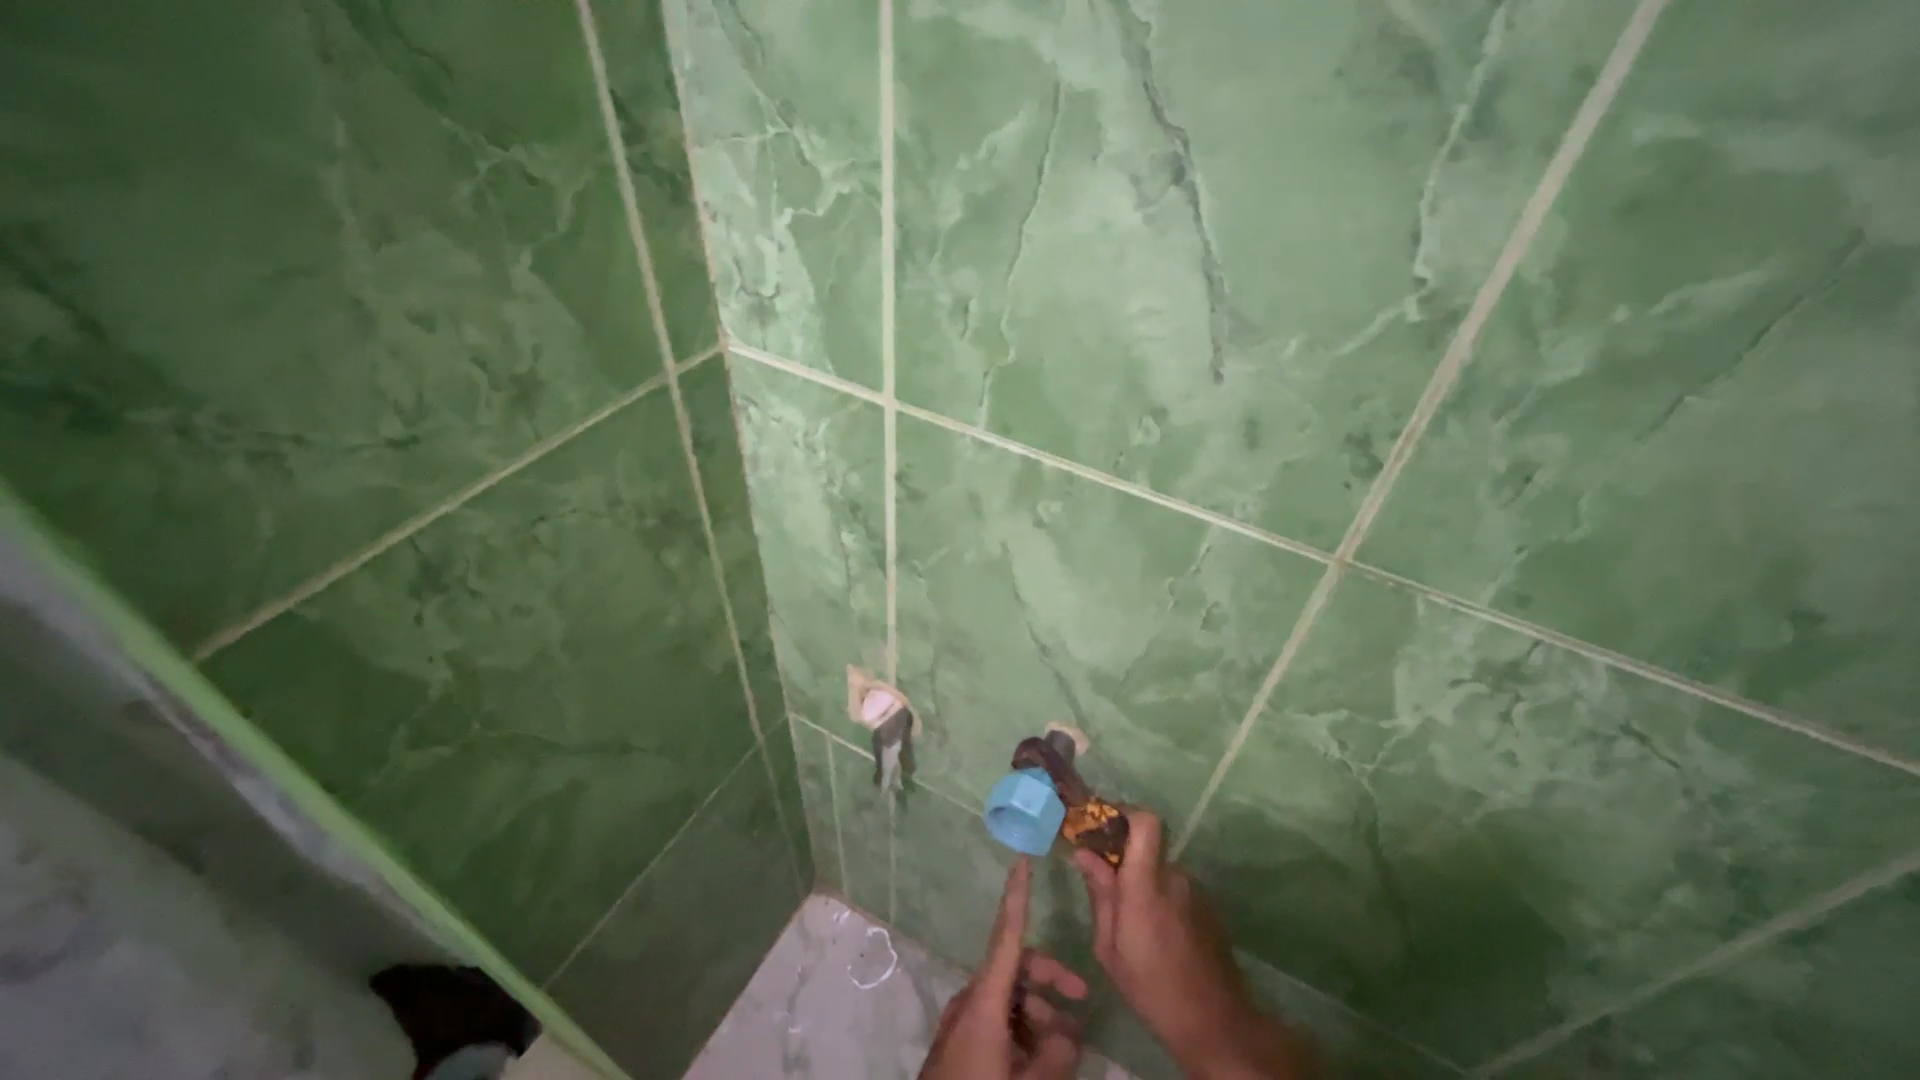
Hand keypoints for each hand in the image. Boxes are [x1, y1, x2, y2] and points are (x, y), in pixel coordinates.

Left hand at [919, 858, 1088, 1079]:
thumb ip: (1055, 1054)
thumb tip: (1069, 1029)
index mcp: (984, 1001)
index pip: (1006, 936)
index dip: (1017, 897)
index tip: (1023, 861)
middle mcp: (971, 1002)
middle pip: (1016, 969)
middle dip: (1051, 979)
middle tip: (1084, 1000)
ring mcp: (964, 1023)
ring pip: (1011, 1001)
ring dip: (1041, 1016)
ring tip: (1066, 1050)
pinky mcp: (962, 1045)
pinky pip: (999, 1022)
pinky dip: (1024, 1031)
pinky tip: (1042, 1061)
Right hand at [1074, 813, 1300, 1079]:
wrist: (1214, 1022)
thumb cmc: (1150, 987)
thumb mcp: (1109, 947)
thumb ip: (1100, 894)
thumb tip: (1083, 854)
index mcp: (1146, 884)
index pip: (1145, 821)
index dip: (1123, 813)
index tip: (1098, 824)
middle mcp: (1174, 877)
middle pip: (1147, 846)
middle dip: (1122, 857)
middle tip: (1100, 882)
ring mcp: (1195, 892)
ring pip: (1159, 870)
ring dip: (1141, 882)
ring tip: (1127, 922)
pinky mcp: (1207, 908)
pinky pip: (1174, 889)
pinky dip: (1159, 899)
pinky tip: (1154, 935)